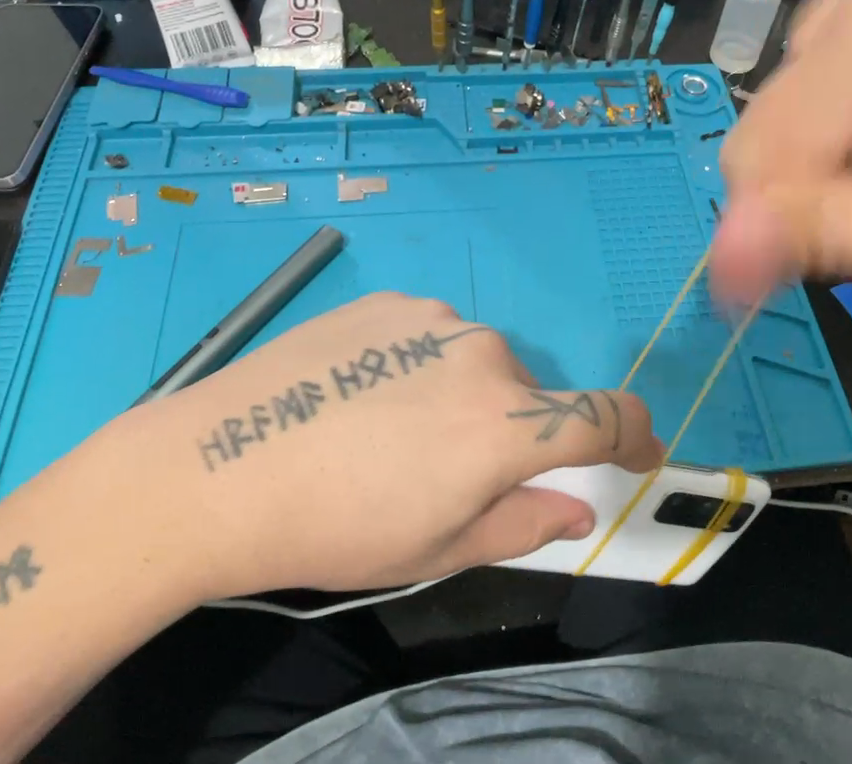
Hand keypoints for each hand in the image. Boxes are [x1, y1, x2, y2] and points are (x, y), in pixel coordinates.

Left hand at [93, 293, 660, 598]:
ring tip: (390, 434)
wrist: (214, 467)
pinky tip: (361, 396)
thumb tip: (577, 508)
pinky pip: (428, 337)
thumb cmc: (335, 529)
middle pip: (529, 393)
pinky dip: (419, 367)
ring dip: (462, 396)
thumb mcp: (437, 549)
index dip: (634, 436)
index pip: (607, 416)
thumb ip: (523, 523)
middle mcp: (483, 354)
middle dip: (511, 432)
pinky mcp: (382, 301)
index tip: (637, 453)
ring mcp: (429, 319)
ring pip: (477, 361)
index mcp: (507, 423)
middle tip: (445, 474)